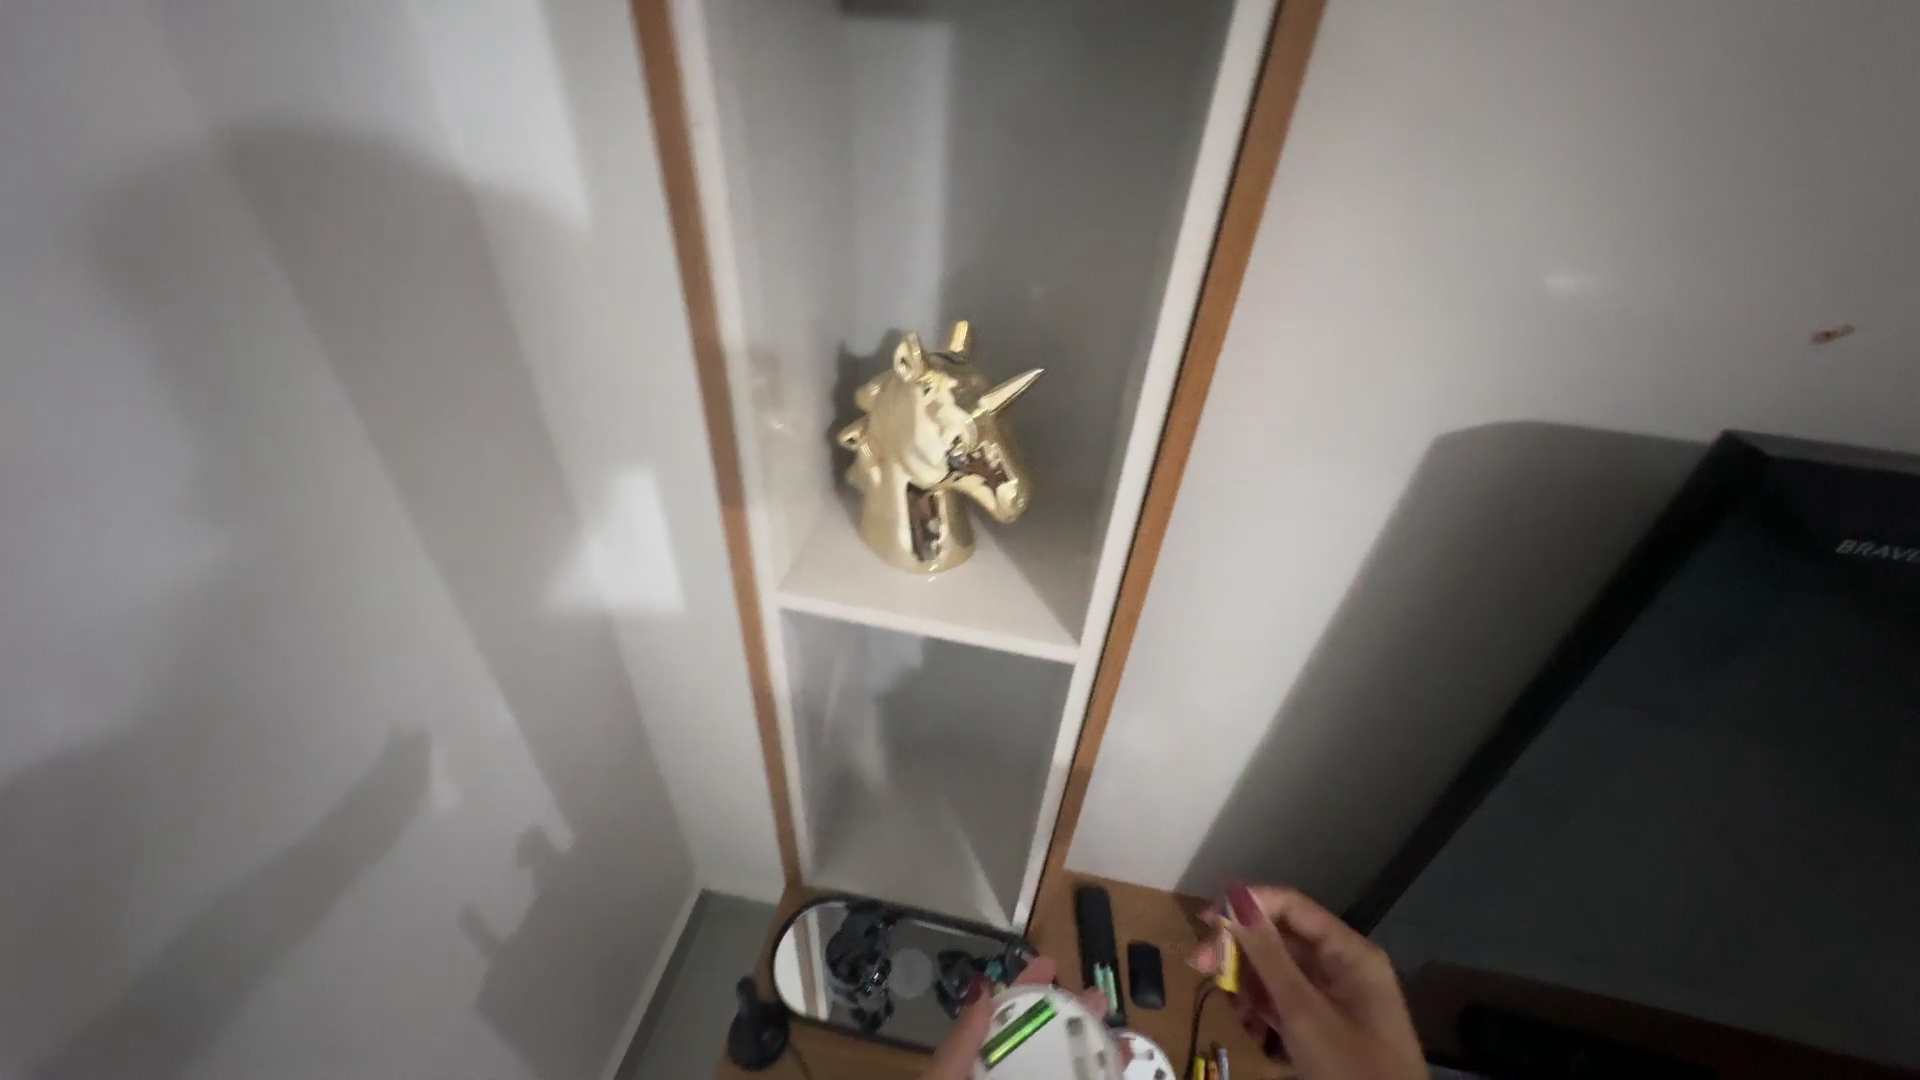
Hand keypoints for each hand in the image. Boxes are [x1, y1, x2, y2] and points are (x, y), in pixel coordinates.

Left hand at [919, 957, 1105, 1079]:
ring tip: (1117, 1044)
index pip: (1002, 1023)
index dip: (1025, 993)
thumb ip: (960, 1047)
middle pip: (1039, 1048)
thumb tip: (984, 990)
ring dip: (1091, 1060)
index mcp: (976, 1070)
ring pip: (1062, 1076)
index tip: (1052, 966)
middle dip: (1069, 1021)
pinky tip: (1115, 1076)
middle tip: (1098, 1001)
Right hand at [1191, 884, 1423, 1079]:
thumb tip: (1236, 899)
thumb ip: (1267, 953)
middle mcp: (1342, 964)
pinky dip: (1262, 1005)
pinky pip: (1285, 998)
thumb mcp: (1303, 1012)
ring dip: (1247, 981)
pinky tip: (1247, 1025)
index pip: (1289, 905)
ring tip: (1232, 1009)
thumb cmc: (1351, 1073)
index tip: (1206, 922)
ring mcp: (1334, 996)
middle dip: (1239, 949)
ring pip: (1278, 968)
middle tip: (1201, 966)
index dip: (1246, 905)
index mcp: (1348, 952)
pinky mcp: (1326, 1024)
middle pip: (1279, 936)